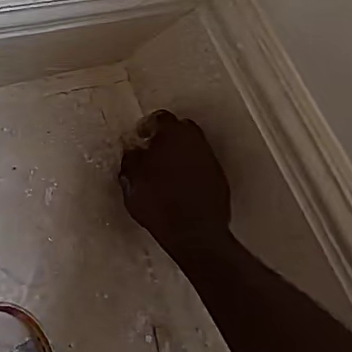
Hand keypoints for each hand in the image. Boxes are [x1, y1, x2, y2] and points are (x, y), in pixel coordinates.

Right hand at [119, 110, 233, 262]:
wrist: (193, 233)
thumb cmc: (157, 202)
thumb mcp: (131, 179)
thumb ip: (131, 159)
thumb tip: (133, 151)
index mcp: (173, 136)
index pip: (160, 117)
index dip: (147, 125)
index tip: (139, 137)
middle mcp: (196, 143)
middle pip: (182, 128)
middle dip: (167, 135)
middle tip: (151, 148)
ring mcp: (211, 162)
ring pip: (194, 147)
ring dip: (179, 152)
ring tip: (164, 169)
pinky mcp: (220, 180)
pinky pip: (202, 165)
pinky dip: (191, 169)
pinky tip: (179, 184)